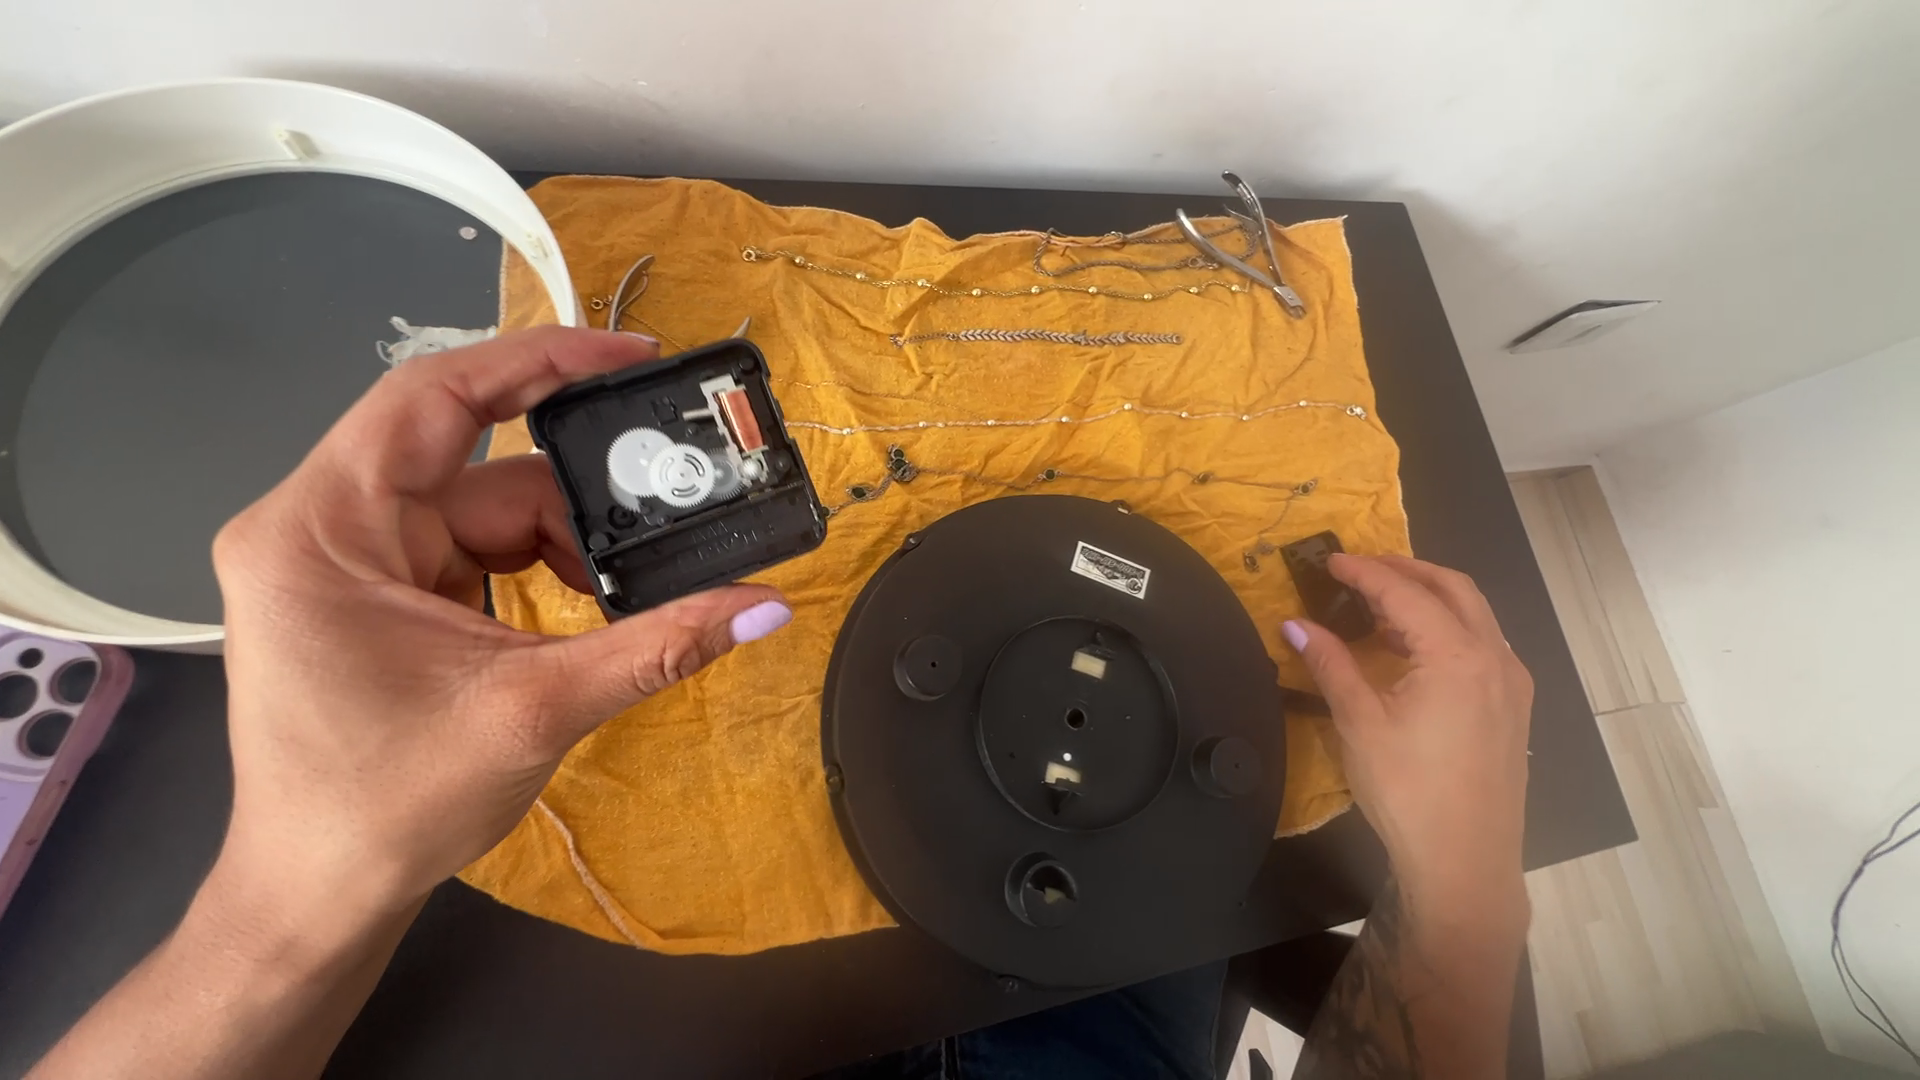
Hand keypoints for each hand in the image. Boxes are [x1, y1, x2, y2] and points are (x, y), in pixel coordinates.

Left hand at [211, 327, 792, 919]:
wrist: (324, 893)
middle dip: (578, 496)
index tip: (631, 356)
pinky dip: (550, 565)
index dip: (539, 361)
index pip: (433, 397)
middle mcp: (331, 526)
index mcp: (324, 530)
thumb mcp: (540, 709)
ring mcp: (362, 559)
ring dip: (572, 543)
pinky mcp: (394, 590)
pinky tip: (590, 603)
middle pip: (483, 465)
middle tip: (664, 507)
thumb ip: (661, 646)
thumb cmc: (395, 803)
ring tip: (625, 590)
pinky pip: (488, 545)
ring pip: (495, 509)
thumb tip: (767, 607)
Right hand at [1282, 555, 1531, 913]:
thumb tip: (1293, 623)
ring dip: (1427, 596)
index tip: (1329, 561)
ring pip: (1473, 614)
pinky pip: (1480, 643)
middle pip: (1454, 588)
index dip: (1364, 572)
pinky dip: (1444, 626)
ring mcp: (1511, 684)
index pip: (1406, 594)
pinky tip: (1409, 645)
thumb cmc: (1407, 788)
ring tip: (1377, 601)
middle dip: (1405, 570)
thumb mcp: (1358, 722)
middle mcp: (1496, 659)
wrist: (1464, 861)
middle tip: (1358, 568)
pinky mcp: (1511, 707)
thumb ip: (1329, 663)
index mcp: (1458, 657)